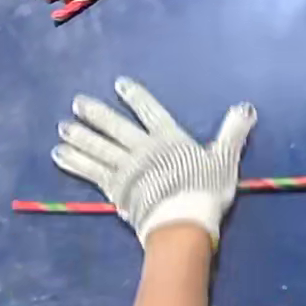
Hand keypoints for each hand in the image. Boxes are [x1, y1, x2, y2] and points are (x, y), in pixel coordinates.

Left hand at [53, 78, 255, 245]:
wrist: (183, 221)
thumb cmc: (206, 191)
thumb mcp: (224, 160)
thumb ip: (232, 133)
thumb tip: (246, 108)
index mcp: (169, 139)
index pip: (150, 111)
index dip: (135, 97)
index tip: (119, 84)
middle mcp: (143, 149)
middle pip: (115, 127)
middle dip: (96, 114)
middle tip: (76, 103)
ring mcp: (126, 167)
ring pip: (98, 147)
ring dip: (79, 136)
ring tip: (62, 128)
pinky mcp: (114, 188)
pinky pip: (90, 171)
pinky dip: (74, 162)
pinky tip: (59, 154)